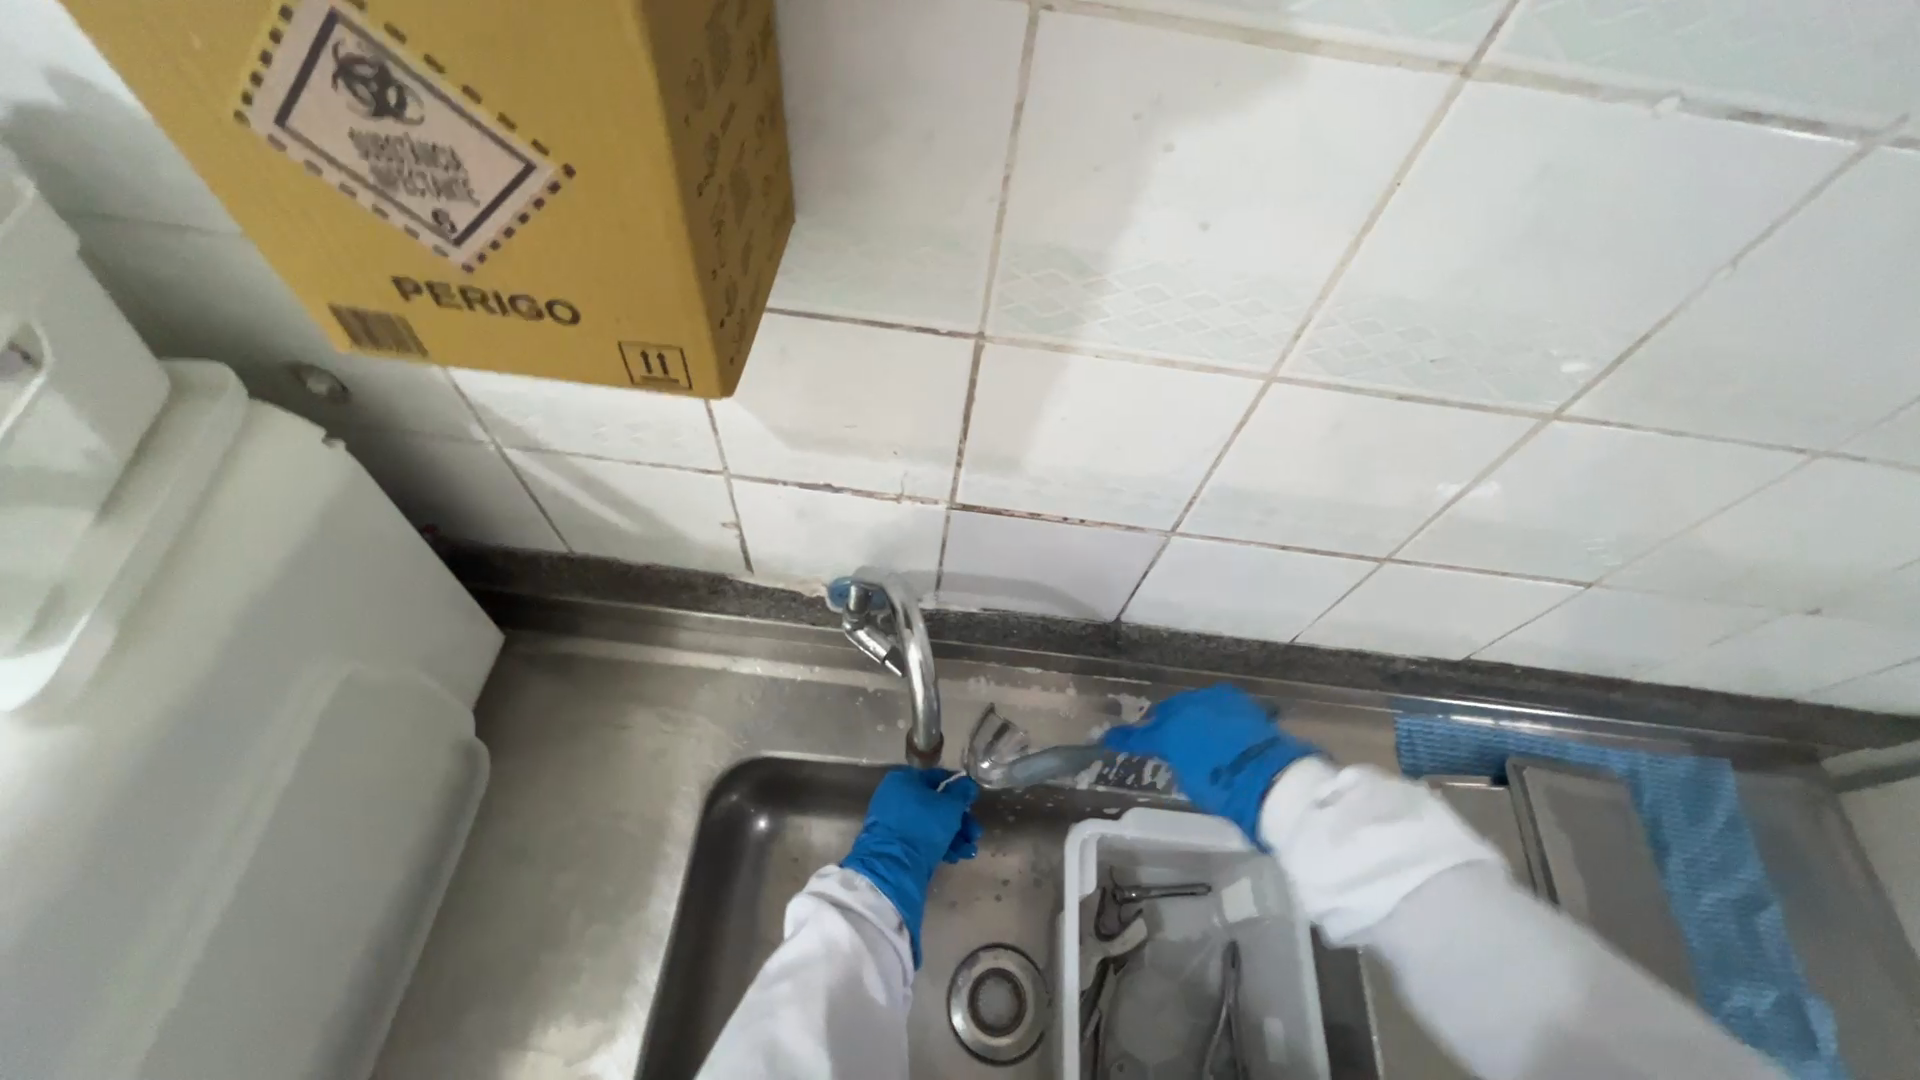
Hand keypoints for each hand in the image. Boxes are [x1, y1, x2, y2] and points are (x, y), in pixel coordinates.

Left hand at [841, 767, 981, 966]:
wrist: (892, 867)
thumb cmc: (923, 826)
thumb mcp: (950, 807)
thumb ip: (962, 792)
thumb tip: (968, 782)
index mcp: (904, 780)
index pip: (937, 776)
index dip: (958, 786)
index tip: (973, 797)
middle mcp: (896, 797)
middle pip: (936, 804)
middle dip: (960, 819)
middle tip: (975, 832)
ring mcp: (894, 822)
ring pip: (932, 824)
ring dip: (955, 835)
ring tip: (969, 850)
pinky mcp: (896, 844)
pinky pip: (922, 839)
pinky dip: (940, 845)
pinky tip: (956, 857)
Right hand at [1101, 684, 1319, 845]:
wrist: (1272, 778)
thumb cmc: (1225, 788)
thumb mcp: (1191, 781)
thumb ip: (1179, 762)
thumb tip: (1181, 756)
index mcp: (1170, 731)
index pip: (1140, 735)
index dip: (1124, 739)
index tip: (1108, 739)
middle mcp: (1188, 709)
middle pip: (1168, 712)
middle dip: (1163, 722)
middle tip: (1161, 734)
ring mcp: (1217, 702)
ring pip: (1195, 704)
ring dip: (1191, 715)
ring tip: (1193, 729)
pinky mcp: (1243, 703)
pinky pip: (1221, 706)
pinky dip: (1217, 715)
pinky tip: (1221, 725)